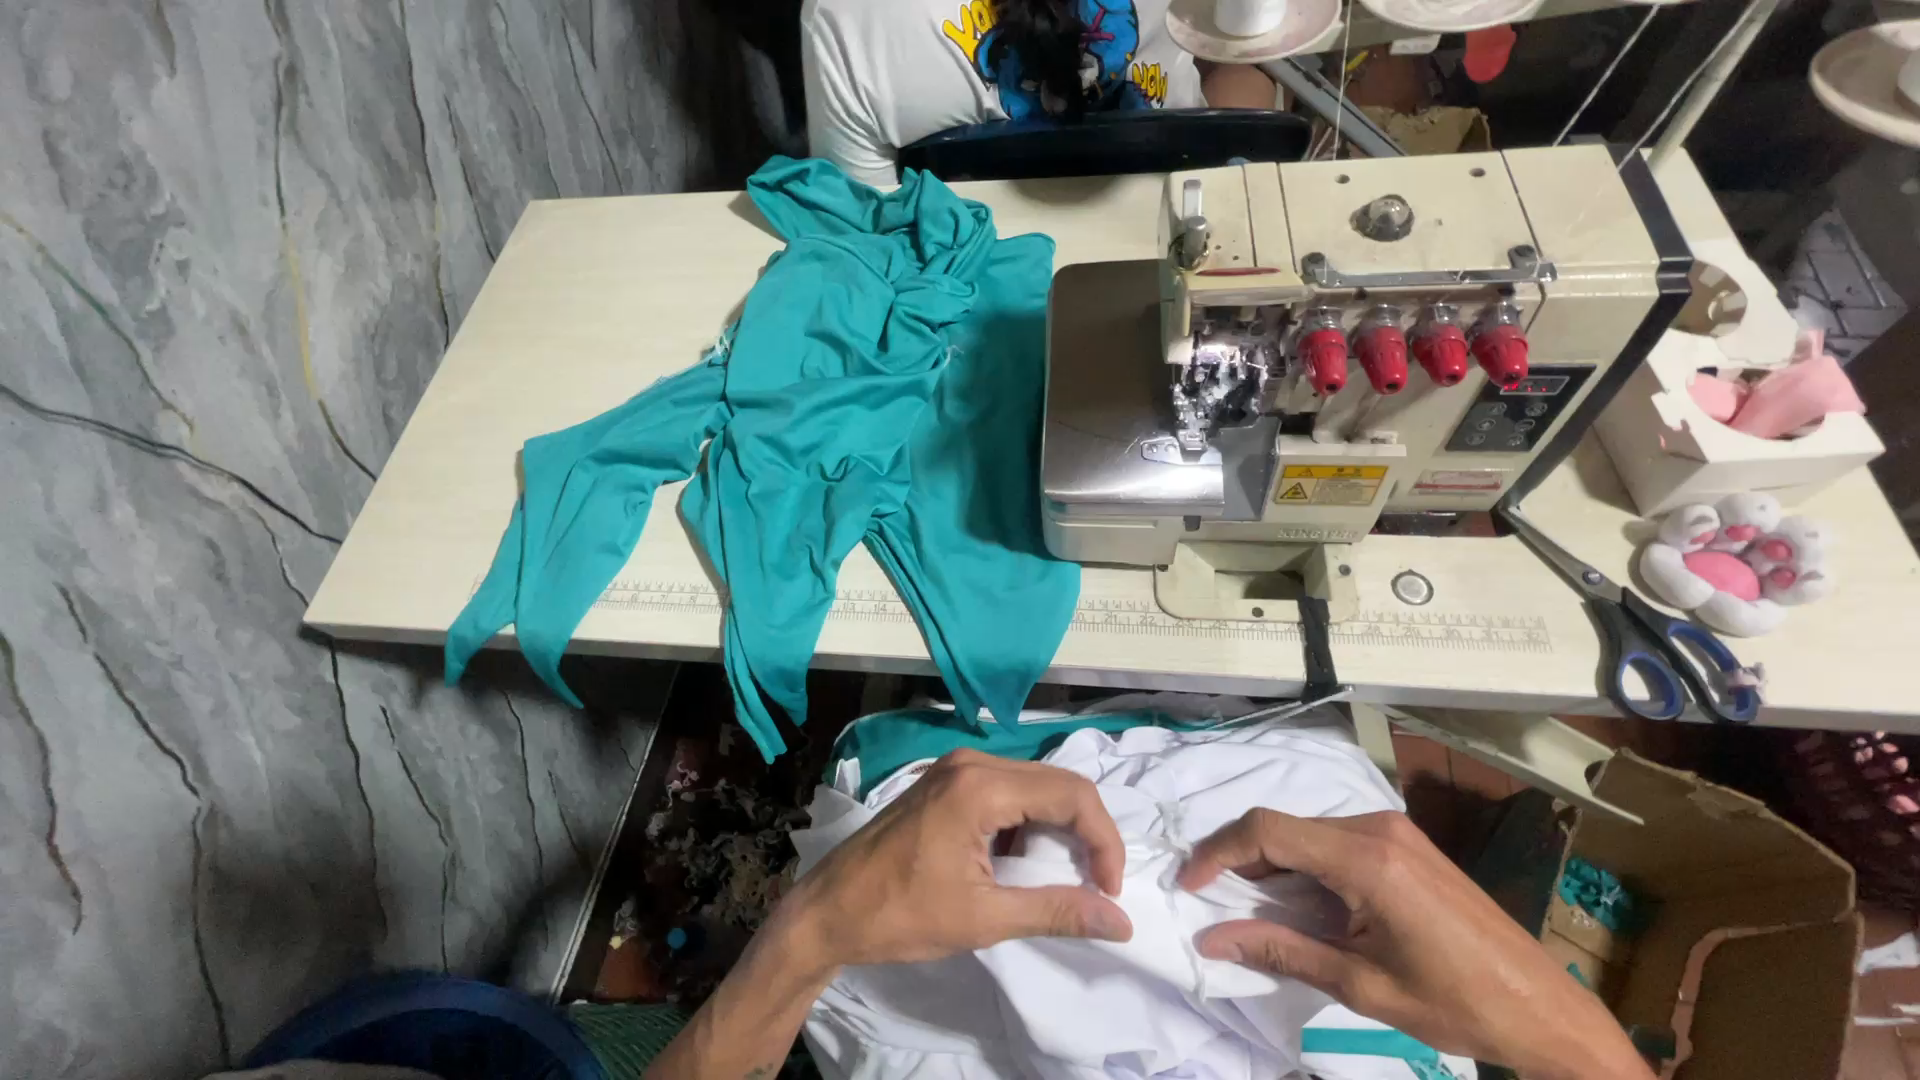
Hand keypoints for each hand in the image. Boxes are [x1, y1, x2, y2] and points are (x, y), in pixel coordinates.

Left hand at [782, 748, 1133, 969]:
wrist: (828, 910)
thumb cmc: (900, 914)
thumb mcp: (984, 918)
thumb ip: (1056, 911)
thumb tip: (1121, 921)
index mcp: (981, 785)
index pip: (1072, 795)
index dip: (1104, 841)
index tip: (1108, 890)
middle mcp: (972, 761)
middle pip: (1058, 782)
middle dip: (1087, 832)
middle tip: (1095, 885)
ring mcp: (956, 767)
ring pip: (1035, 784)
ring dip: (1058, 826)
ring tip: (1062, 877)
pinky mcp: (947, 780)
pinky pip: (1008, 789)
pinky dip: (1028, 821)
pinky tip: (1022, 860)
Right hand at [1179, 810, 1653, 1079]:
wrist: (1546, 1009)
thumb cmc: (1455, 1004)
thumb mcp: (1360, 986)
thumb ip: (1280, 951)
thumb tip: (1211, 939)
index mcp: (1366, 859)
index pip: (1267, 830)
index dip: (1218, 852)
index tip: (1190, 886)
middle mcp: (1375, 827)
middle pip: (1282, 825)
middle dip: (1239, 859)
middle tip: (1215, 901)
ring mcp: (1392, 829)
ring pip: (1305, 829)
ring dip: (1271, 862)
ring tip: (1254, 907)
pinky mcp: (1403, 840)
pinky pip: (1332, 838)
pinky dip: (1303, 863)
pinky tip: (1302, 900)